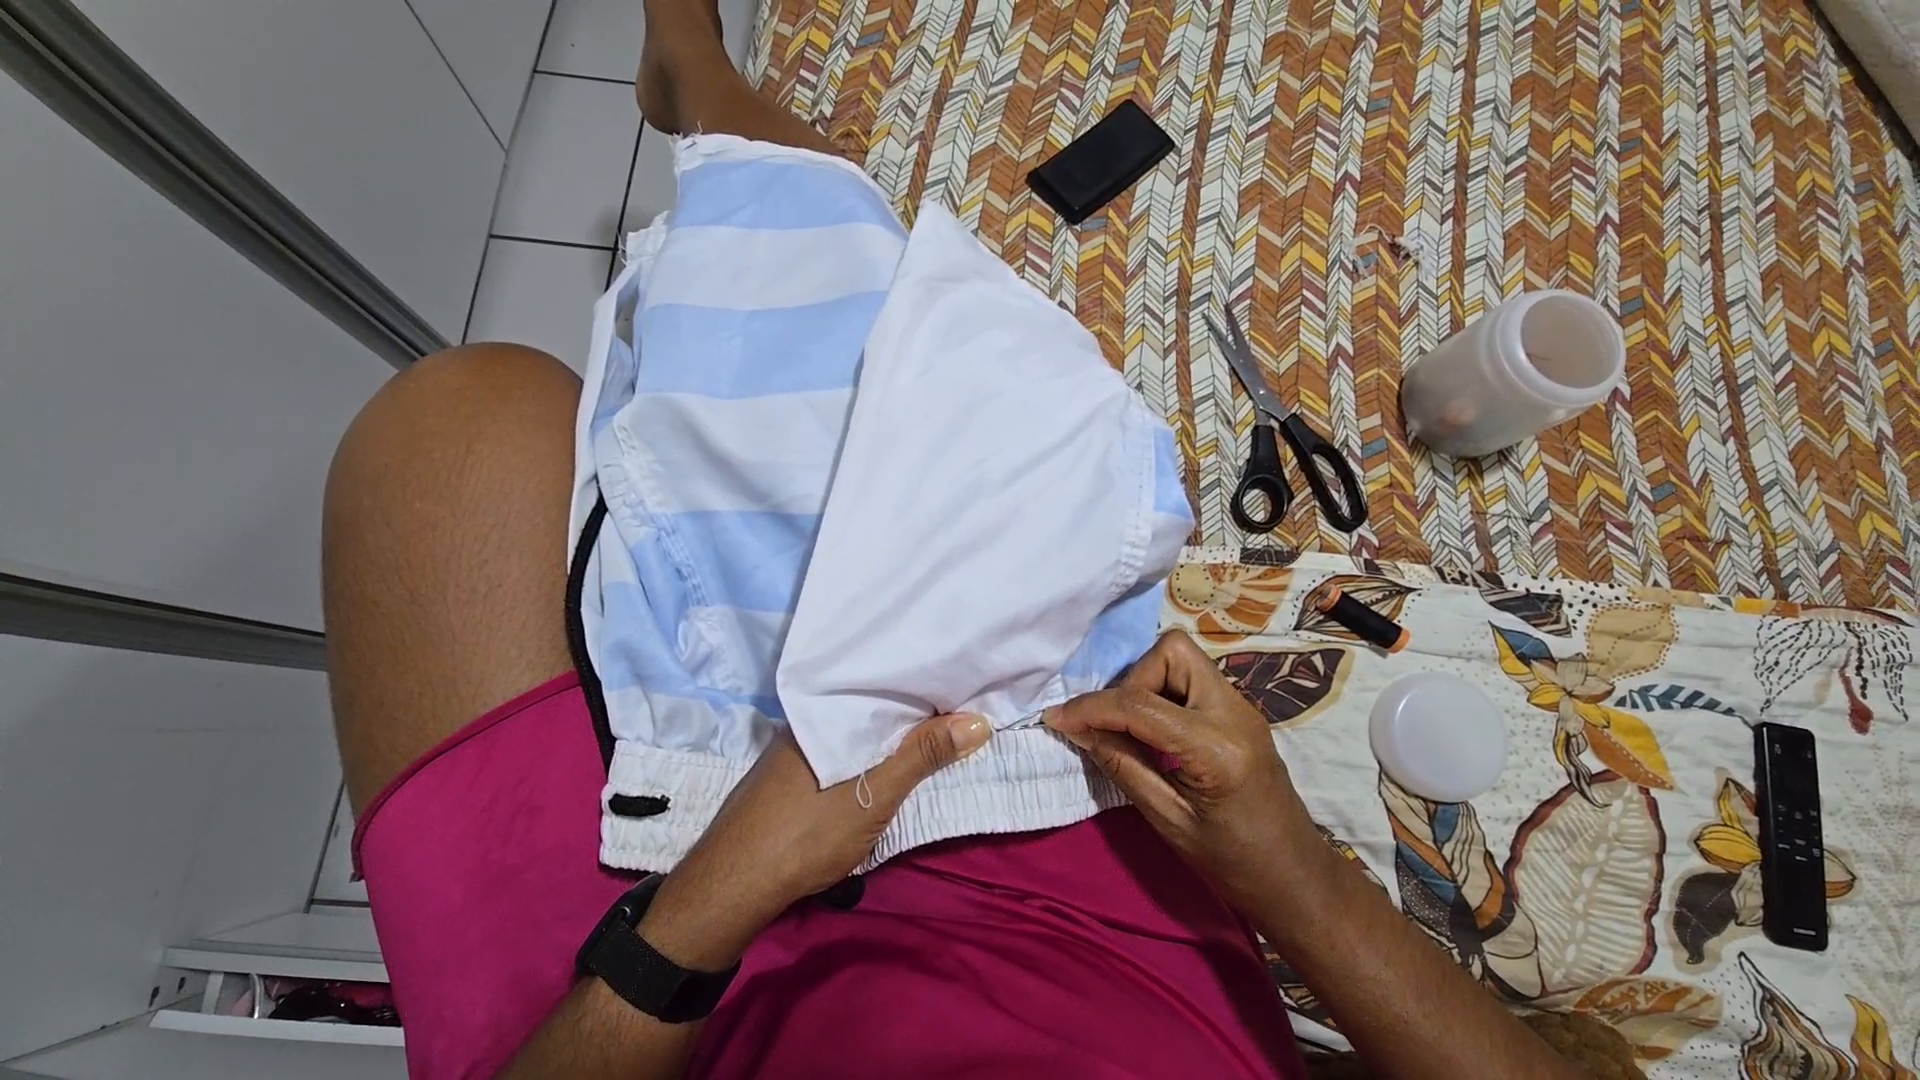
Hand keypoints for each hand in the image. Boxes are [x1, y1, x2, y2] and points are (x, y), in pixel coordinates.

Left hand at [639, 714, 991, 969]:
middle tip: (956, 711)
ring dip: (887, 736)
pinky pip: (837, 750)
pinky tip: (882, 764)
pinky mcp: (787, 777)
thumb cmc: (806, 834)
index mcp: (824, 713)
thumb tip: (978, 720)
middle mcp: (806, 722)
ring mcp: (793, 751)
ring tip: (931, 733)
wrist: (732, 887)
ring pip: (851, 731)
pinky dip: (864, 754)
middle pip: (867, 707)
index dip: (922, 685)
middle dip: (909, 711)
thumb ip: (922, 756)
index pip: (882, 684)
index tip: (960, 683)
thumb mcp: (874, 794)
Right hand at [1045, 630, 1324, 909]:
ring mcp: (1242, 707)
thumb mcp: (1167, 819)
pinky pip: (1192, 680)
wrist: (1294, 877)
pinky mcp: (1240, 712)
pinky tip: (1155, 733)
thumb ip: (1121, 764)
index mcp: (1217, 748)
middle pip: (1171, 652)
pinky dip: (1164, 695)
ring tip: (1133, 730)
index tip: (1056, 718)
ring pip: (1182, 659)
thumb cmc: (1231, 863)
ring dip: (1147, 684)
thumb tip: (1075, 727)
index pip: (1140, 703)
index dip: (1090, 708)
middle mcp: (1234, 712)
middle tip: (1115, 726)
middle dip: (1131, 680)